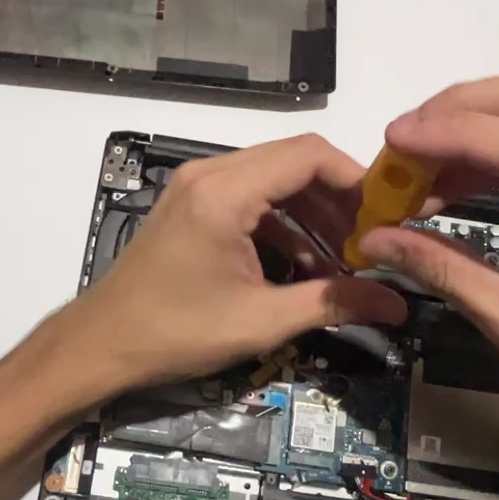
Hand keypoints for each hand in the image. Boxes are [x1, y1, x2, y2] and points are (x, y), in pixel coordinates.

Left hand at [56, 134, 408, 393]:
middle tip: (372, 244)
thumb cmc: (176, 332)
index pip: (308, 155)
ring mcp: (198, 188)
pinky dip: (283, 225)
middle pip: (293, 163)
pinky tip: (308, 265)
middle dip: (339, 202)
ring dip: (313, 215)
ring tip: (347, 261)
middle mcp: (211, 174)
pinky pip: (251, 200)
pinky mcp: (193, 207)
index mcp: (225, 192)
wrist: (102, 344)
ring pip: (274, 181)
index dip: (357, 180)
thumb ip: (332, 303)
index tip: (388, 217)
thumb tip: (397, 304)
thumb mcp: (261, 321)